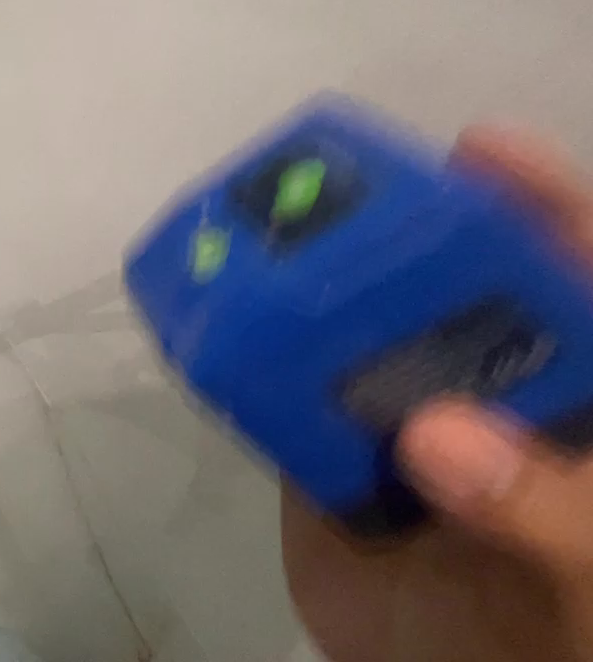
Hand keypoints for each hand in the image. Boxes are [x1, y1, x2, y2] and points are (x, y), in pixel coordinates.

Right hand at [284, 125, 592, 661]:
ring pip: (344, 338)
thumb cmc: (573, 638)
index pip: (575, 284)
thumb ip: (562, 517)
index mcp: (577, 400)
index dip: (537, 208)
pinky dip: (240, 362)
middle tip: (320, 192)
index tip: (473, 150)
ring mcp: (395, 424)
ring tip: (244, 242)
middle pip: (440, 293)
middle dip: (388, 236)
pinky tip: (206, 323)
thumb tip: (434, 437)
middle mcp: (492, 396)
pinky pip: (275, 398)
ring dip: (295, 293)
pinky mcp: (316, 457)